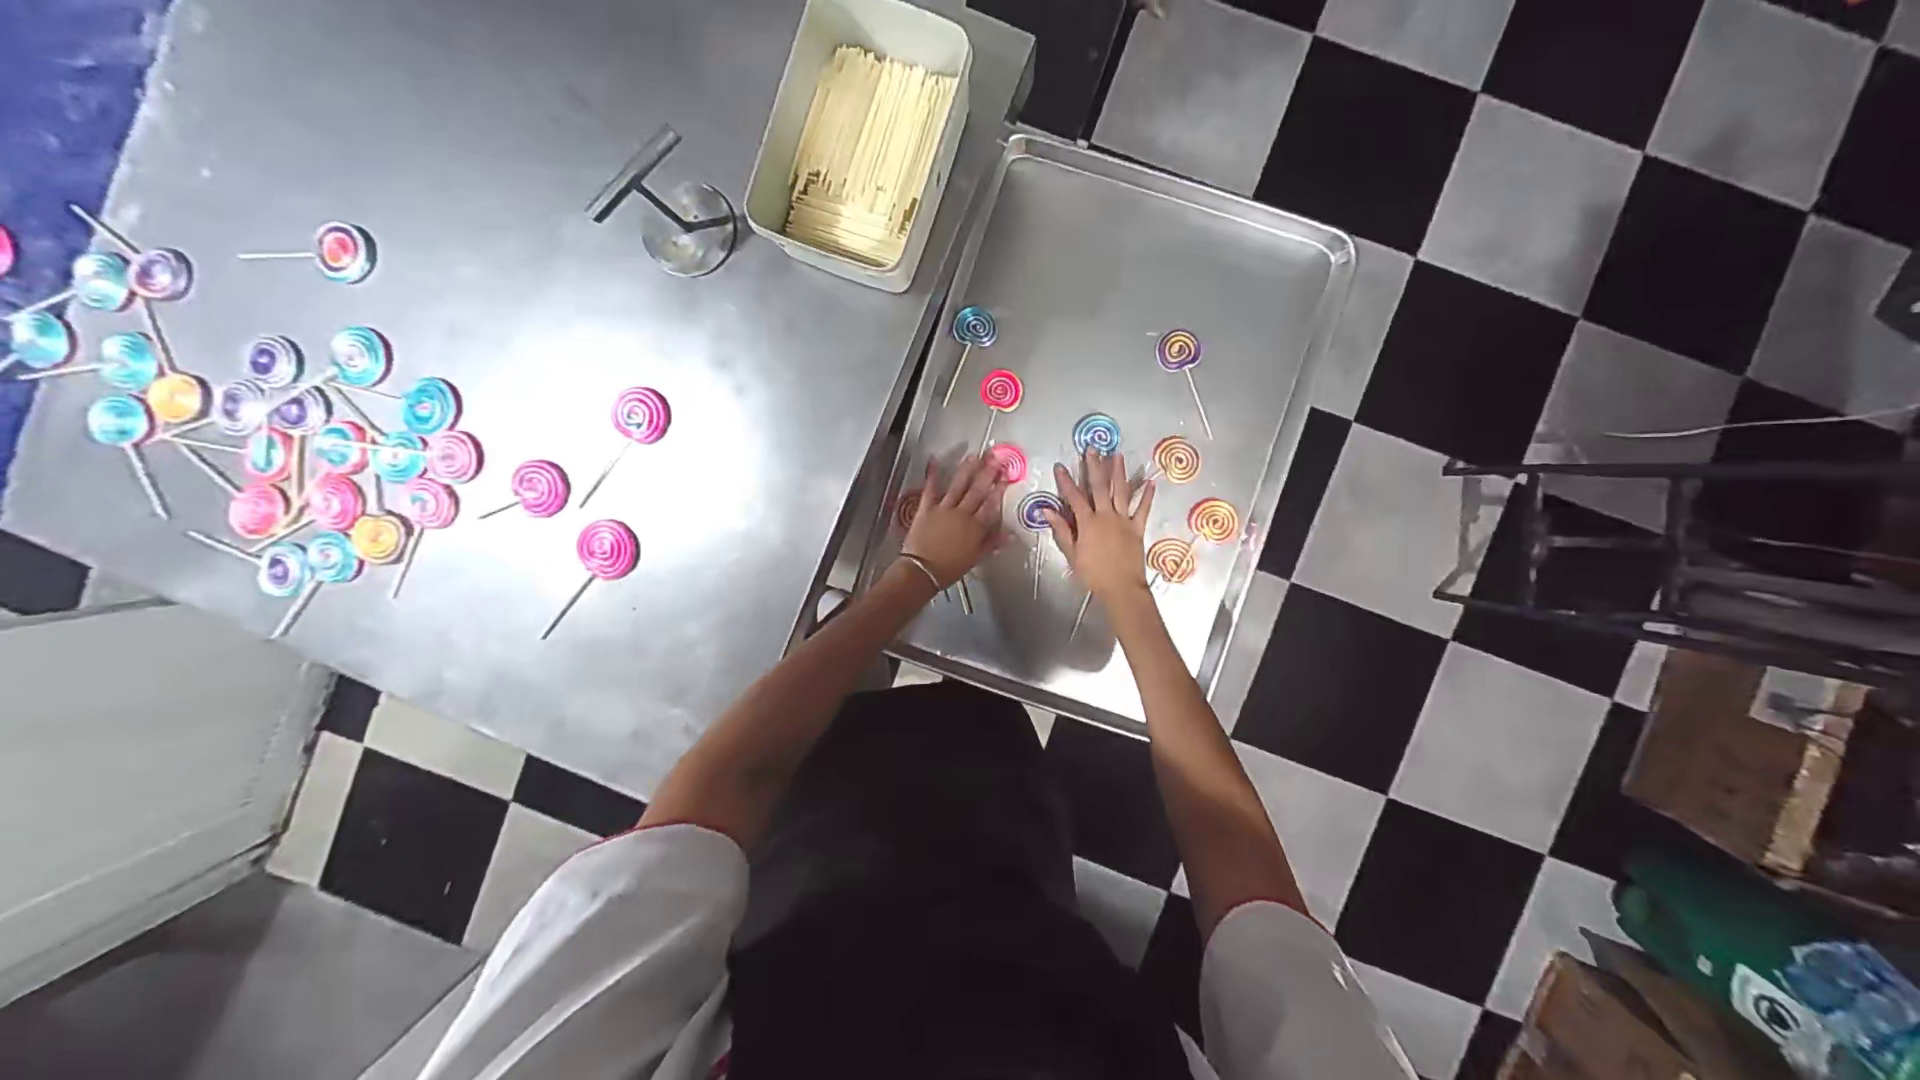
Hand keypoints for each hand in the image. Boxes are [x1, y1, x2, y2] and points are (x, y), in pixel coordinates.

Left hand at [901, 452, 1007, 586]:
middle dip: (987, 473)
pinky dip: (932, 474)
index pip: (991, 504)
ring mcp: (944, 509)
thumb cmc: (949, 568)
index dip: (999, 488)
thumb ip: (991, 543)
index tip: (1006, 475)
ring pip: (958, 485)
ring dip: (967, 469)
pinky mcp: (926, 508)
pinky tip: (934, 460)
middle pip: (978, 490)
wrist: (922, 571)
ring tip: (974, 456)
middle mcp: (962, 514)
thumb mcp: (975, 558)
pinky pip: (931, 488)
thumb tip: (1009, 534)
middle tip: (995, 458)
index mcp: (976, 527)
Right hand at [1044, 449, 1154, 600]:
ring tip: (1117, 455)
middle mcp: (1106, 515)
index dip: (1066, 481)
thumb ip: (1061, 530)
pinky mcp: (1137, 528)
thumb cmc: (1093, 573)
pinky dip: (1147, 496)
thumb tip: (1047, 510)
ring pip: (1121, 491)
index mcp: (1088, 522)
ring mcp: (1124, 520)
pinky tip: (1150, 481)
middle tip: (1093, 448)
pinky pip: (1143, 509)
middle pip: (1099, 487)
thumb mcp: (1072, 553)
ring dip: (1119, 472)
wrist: (1121, 588)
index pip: (1074, 497)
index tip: (1060, 466)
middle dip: (1095, 466)